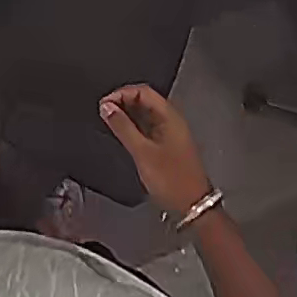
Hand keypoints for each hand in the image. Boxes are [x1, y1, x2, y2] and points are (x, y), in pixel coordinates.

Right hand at [99, 84, 212, 215]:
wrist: (191, 204)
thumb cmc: (171, 178)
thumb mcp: (142, 152)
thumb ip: (123, 127)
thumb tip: (107, 107)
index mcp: (169, 116)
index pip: (144, 91)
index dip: (122, 93)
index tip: (104, 104)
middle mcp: (171, 119)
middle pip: (145, 99)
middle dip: (123, 101)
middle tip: (104, 111)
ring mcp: (169, 132)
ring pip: (145, 113)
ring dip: (127, 114)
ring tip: (109, 121)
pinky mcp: (166, 143)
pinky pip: (147, 126)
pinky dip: (133, 125)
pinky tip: (122, 133)